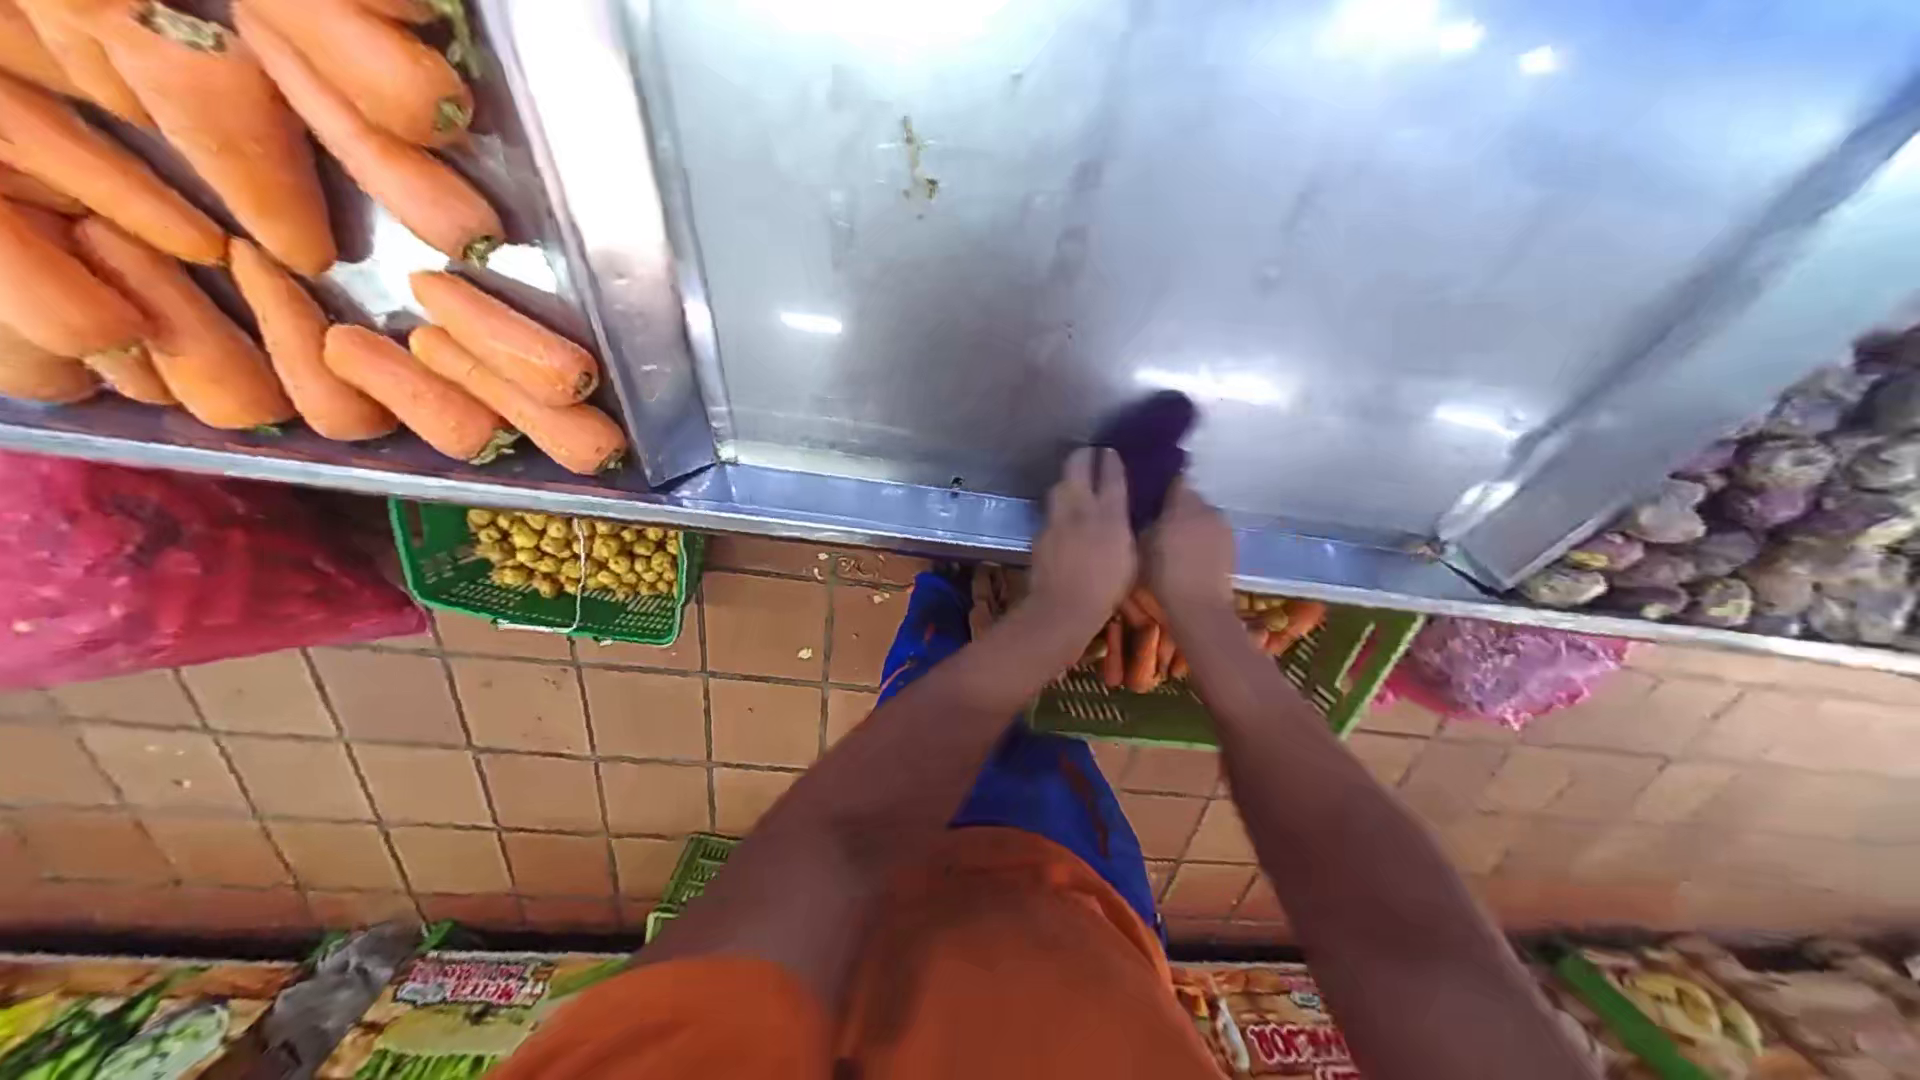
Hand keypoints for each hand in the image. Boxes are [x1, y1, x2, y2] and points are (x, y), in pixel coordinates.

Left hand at [1026, 446, 1135, 636]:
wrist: (1063, 607)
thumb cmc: (1107, 590)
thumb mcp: (1130, 558)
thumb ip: (1124, 530)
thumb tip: (1121, 517)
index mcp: (1110, 515)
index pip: (1111, 476)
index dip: (1111, 461)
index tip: (1110, 452)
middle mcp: (1081, 509)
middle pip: (1077, 467)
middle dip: (1083, 457)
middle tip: (1089, 455)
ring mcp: (1056, 519)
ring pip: (1059, 486)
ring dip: (1067, 480)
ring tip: (1075, 483)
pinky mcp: (1040, 533)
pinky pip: (1050, 513)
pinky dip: (1058, 510)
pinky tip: (1062, 518)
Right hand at [1144, 478, 1235, 617]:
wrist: (1199, 606)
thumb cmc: (1163, 574)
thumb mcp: (1140, 544)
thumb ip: (1143, 520)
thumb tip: (1142, 508)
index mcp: (1183, 503)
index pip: (1174, 479)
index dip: (1161, 485)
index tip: (1148, 495)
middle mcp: (1207, 508)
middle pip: (1190, 497)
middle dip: (1175, 506)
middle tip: (1157, 521)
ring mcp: (1223, 526)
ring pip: (1202, 515)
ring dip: (1189, 522)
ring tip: (1173, 540)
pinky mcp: (1232, 545)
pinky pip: (1212, 531)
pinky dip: (1201, 537)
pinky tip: (1189, 554)